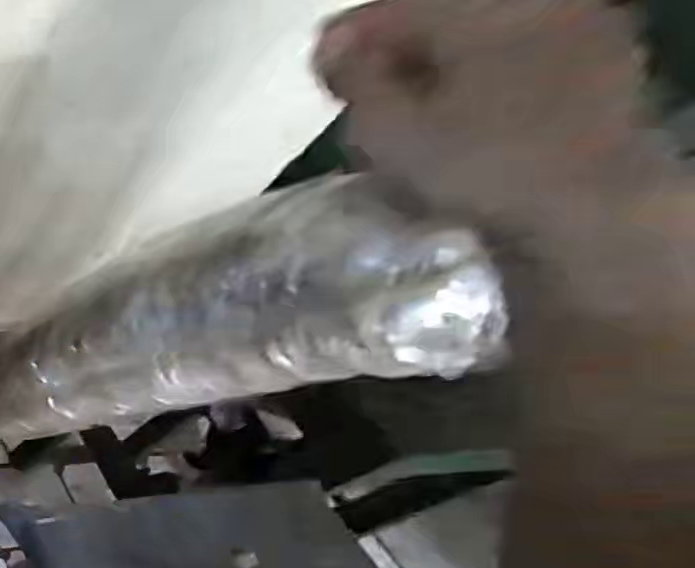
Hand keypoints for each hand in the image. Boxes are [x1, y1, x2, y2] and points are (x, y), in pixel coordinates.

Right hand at [315, 0, 671, 237]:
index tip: (317, 57)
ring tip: (395, 94)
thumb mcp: (389, 131)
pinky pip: (517, 49)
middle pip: (448, 13)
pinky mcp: (597, 62)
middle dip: (395, 43)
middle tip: (350, 79)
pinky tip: (451, 102)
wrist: (581, 203)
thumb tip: (332, 42)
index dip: (352, 32)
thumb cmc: (472, 167)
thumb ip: (359, 81)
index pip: (402, 7)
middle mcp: (538, 4)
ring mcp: (578, 27)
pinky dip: (473, 69)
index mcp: (486, 12)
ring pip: (483, 31)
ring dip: (433, 57)